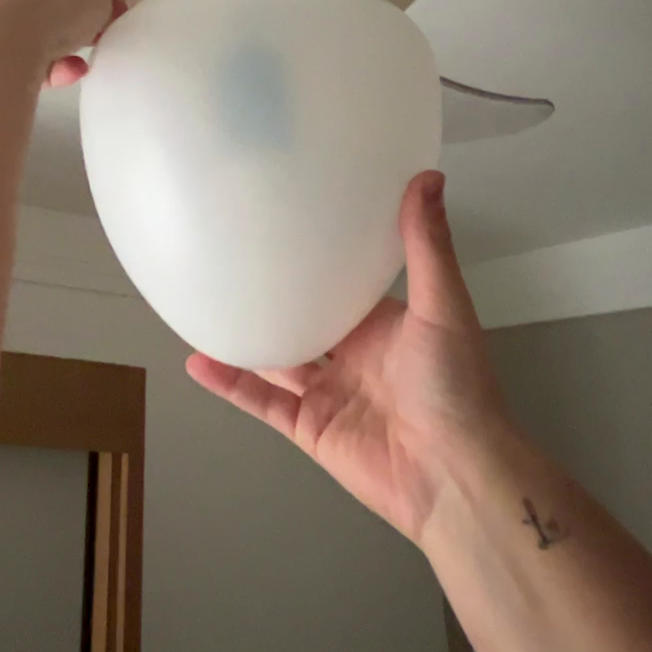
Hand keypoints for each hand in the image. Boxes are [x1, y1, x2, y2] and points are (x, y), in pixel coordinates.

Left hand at [0, 0, 116, 87]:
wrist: (6, 34)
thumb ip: (103, 1)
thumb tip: (106, 12)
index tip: (94, 3)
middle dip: (62, 16)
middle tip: (85, 36)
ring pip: (24, 22)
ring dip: (51, 46)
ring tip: (73, 67)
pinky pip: (10, 45)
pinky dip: (32, 61)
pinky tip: (55, 77)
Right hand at [187, 171, 514, 544]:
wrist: (455, 476)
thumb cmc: (454, 385)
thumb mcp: (443, 307)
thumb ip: (426, 247)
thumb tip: (428, 175)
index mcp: (380, 325)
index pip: (340, 285)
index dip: (313, 258)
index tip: (281, 224)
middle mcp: (351, 355)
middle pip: (301, 319)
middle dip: (270, 295)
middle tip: (227, 257)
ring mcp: (325, 392)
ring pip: (274, 359)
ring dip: (241, 336)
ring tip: (201, 304)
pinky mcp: (306, 427)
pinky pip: (260, 401)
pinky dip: (229, 383)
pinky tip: (197, 361)